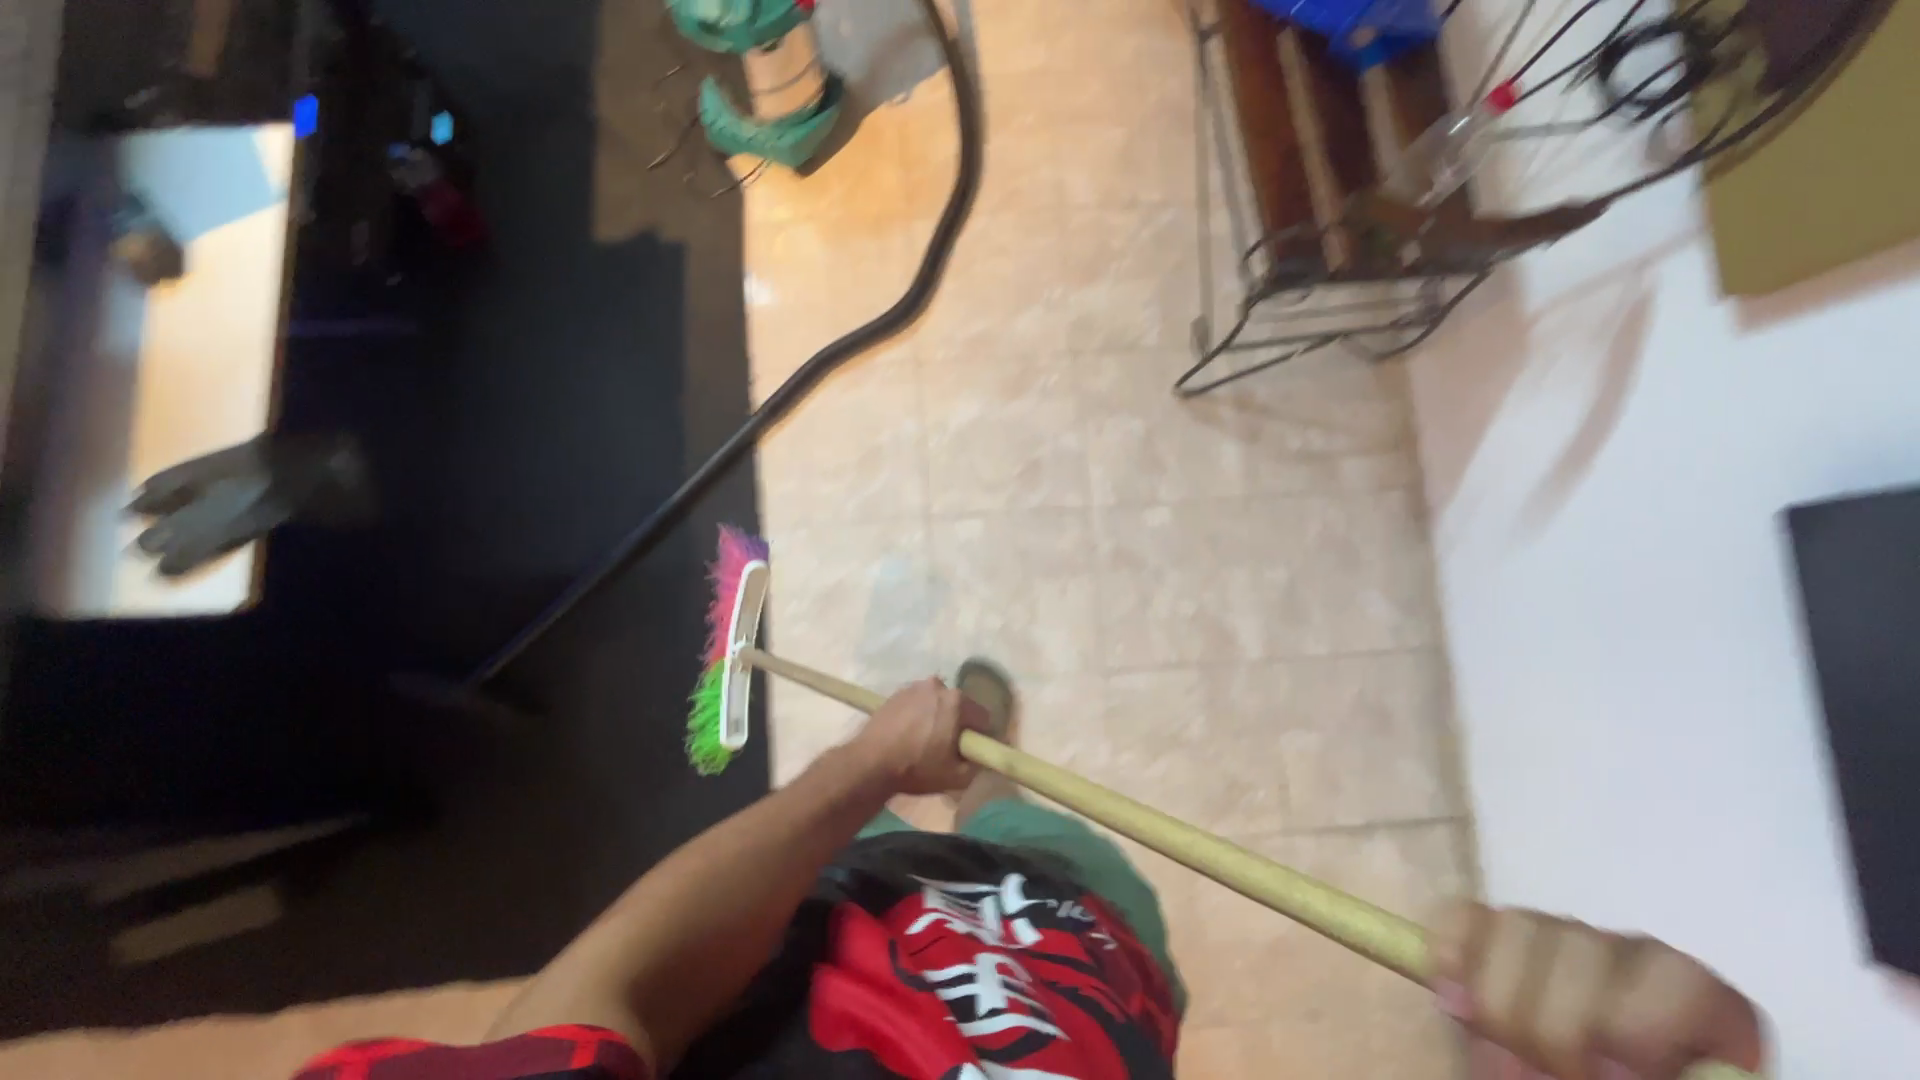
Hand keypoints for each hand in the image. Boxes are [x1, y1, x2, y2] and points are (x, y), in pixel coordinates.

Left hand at [849, 677, 985, 795]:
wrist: (871, 763)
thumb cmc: (917, 767)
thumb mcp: (958, 777)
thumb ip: (979, 764)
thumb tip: (982, 756)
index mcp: (957, 701)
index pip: (983, 718)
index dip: (980, 737)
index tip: (970, 752)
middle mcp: (937, 686)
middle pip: (959, 707)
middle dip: (958, 725)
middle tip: (947, 748)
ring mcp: (914, 687)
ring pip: (937, 703)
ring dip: (938, 717)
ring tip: (925, 741)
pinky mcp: (896, 693)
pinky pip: (918, 703)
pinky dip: (919, 715)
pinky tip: (909, 734)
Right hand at [1430, 902, 1763, 1079]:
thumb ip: (1629, 1073)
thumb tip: (1600, 1064)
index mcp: (1700, 1005)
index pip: (1675, 978)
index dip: (1635, 1024)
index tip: (1605, 1075)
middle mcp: (1630, 954)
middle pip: (1581, 949)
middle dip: (1550, 1025)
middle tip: (1537, 1078)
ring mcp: (1555, 935)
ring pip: (1518, 927)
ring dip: (1499, 1002)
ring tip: (1502, 1062)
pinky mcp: (1489, 930)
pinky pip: (1464, 917)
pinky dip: (1453, 955)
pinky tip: (1454, 1004)